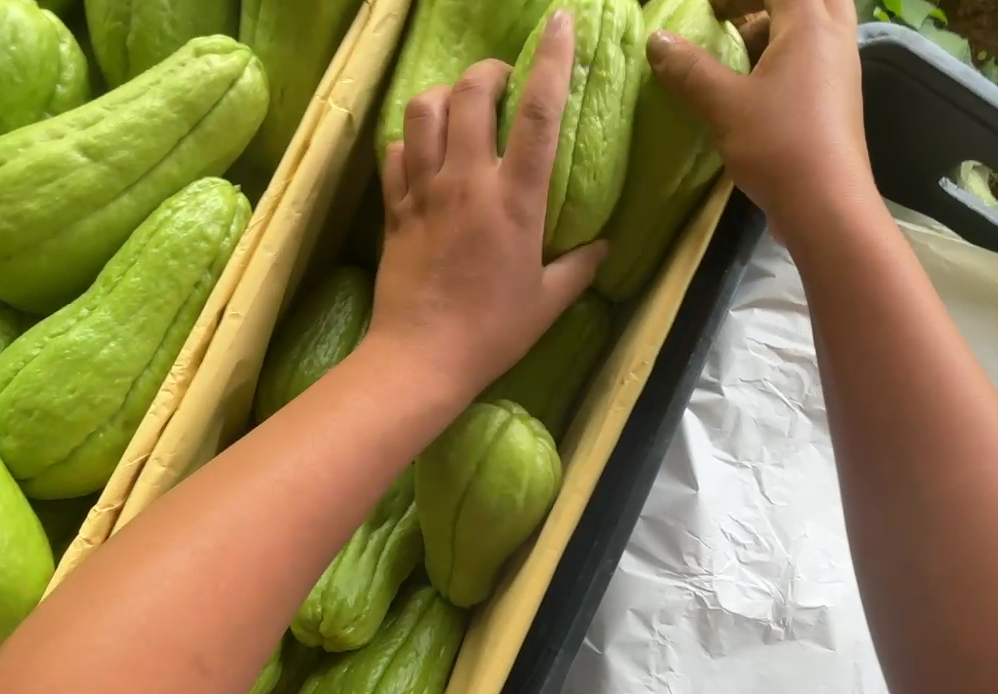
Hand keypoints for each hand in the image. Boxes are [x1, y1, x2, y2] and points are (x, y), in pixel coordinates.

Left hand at [369, 10, 605, 400]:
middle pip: (471, 91)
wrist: (423, 356)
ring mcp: (425, 191)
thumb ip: (578, 268)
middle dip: (489, 71)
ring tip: (458, 110)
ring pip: (425, 109)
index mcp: (515, 200)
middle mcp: (468, 181)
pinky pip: (396, 150)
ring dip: (444, 96)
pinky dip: (411, 139)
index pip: (539, 112)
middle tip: (501, 84)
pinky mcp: (395, 208)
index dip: (553, 60)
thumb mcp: (548, 303)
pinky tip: (423, 152)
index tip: (560, 24)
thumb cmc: (493, 332)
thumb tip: (602, 247)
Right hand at [648, 0, 874, 247]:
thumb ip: (691, 70)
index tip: (706, 12)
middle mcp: (834, 34)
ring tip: (742, 54)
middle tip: (734, 19)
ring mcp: (841, 67)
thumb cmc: (779, 146)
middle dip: (766, 3)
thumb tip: (657, 39)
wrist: (825, 204)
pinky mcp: (839, 98)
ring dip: (779, 27)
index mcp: (809, 21)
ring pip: (816, 23)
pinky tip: (759, 88)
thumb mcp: (726, 107)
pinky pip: (817, 54)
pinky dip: (788, 55)